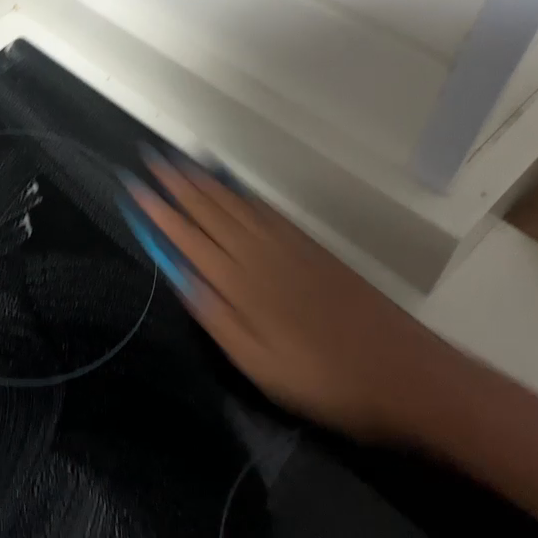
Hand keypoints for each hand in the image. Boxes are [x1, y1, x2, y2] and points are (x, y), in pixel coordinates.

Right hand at [124, 154, 455, 442]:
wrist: (404, 372)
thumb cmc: (323, 379)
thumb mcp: (259, 362)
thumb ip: (216, 316)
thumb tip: (178, 276)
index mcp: (238, 283)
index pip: (186, 238)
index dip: (157, 212)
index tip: (132, 187)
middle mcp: (257, 254)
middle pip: (208, 211)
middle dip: (176, 184)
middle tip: (150, 158)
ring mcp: (286, 247)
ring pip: (234, 204)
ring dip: (203, 181)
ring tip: (179, 160)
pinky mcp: (310, 248)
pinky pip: (264, 210)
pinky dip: (240, 193)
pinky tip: (230, 184)